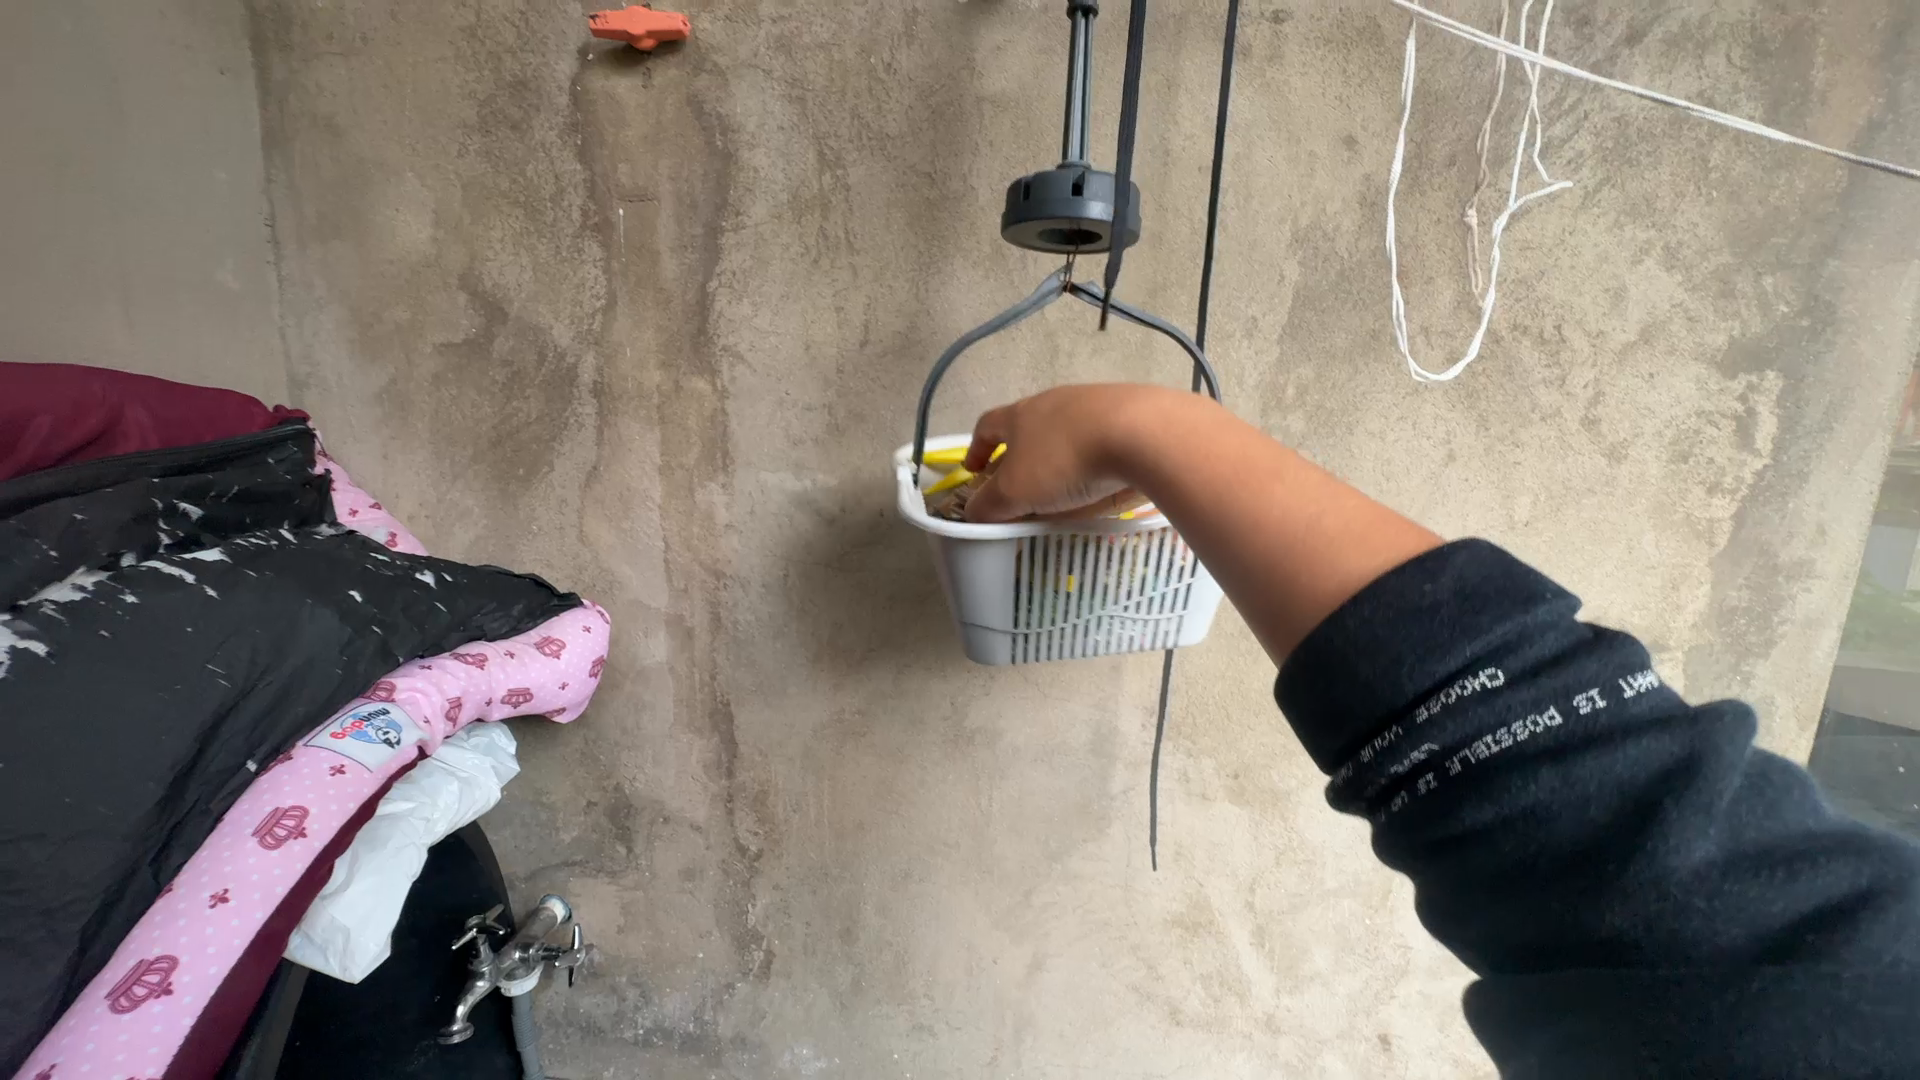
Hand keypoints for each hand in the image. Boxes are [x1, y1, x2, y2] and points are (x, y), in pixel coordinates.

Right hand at [961, 384, 1150, 522]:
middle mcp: (1054, 402)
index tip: (973, 471)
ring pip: (1066, 432)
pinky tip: (1102, 480)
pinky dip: (1093, 460)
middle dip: (1021, 456)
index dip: (977, 449)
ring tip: (1064, 488)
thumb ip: (990, 504)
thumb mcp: (1016, 492)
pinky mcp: (1129, 414)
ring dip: (1058, 457)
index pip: (987, 426)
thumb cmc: (1063, 460)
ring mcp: (1094, 404)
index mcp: (1020, 415)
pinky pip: (1101, 439)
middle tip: (1020, 486)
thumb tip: (974, 512)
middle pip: (1028, 427)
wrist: (1140, 433)